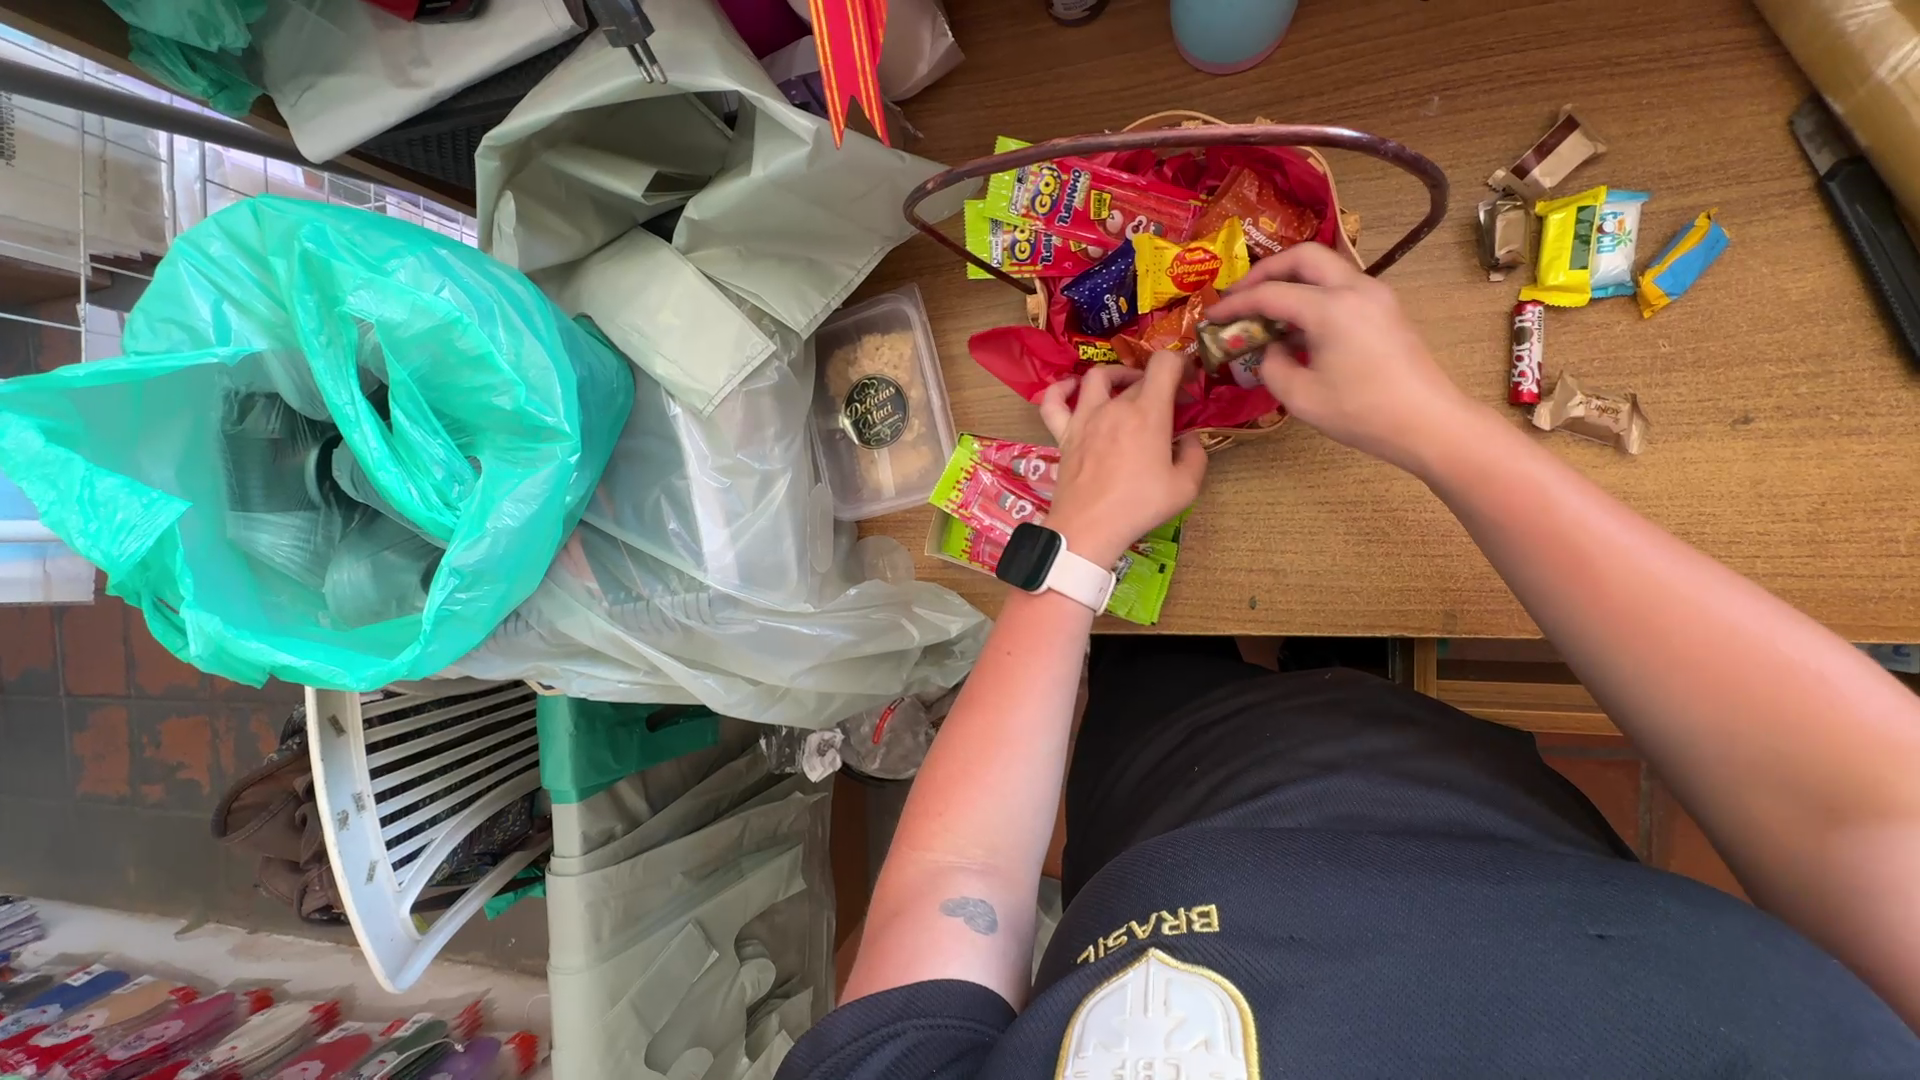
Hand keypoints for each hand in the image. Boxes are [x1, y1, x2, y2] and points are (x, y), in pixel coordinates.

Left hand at [1036, 352, 1206, 565]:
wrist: (1089, 528)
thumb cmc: (1139, 507)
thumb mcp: (1185, 487)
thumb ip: (1195, 456)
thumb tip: (1189, 439)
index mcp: (1148, 413)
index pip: (1165, 363)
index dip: (1181, 365)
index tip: (1188, 385)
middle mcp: (1114, 407)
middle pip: (1138, 379)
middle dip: (1159, 384)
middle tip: (1169, 407)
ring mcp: (1084, 418)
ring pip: (1097, 378)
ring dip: (1117, 375)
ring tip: (1128, 388)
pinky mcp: (1063, 435)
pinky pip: (1053, 402)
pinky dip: (1061, 389)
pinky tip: (1072, 390)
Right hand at [1206, 243, 1480, 474]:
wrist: (1427, 421)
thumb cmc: (1361, 413)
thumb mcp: (1300, 397)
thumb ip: (1272, 365)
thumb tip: (1269, 348)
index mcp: (1331, 308)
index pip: (1271, 293)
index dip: (1235, 303)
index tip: (1211, 315)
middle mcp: (1355, 289)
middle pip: (1303, 257)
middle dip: (1265, 272)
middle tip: (1240, 296)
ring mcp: (1375, 295)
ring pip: (1324, 268)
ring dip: (1291, 281)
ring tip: (1265, 311)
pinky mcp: (1384, 308)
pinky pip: (1339, 286)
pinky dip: (1312, 295)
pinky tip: (1296, 326)